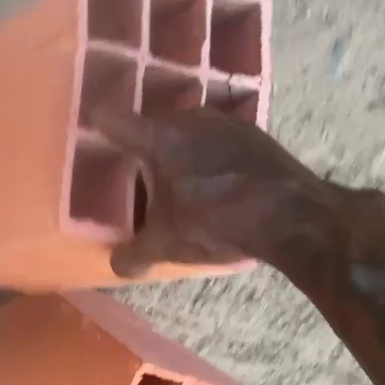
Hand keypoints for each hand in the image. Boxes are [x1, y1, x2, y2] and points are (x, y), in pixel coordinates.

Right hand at [87, 101, 337, 277]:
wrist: (298, 217)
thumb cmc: (217, 220)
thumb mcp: (165, 244)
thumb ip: (133, 253)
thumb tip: (117, 264)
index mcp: (160, 138)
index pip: (114, 120)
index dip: (96, 123)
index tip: (86, 126)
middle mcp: (192, 120)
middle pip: (153, 124)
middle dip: (141, 144)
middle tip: (131, 168)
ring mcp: (229, 124)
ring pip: (189, 130)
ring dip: (178, 149)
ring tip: (172, 177)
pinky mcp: (258, 136)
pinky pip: (218, 141)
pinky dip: (208, 157)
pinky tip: (212, 183)